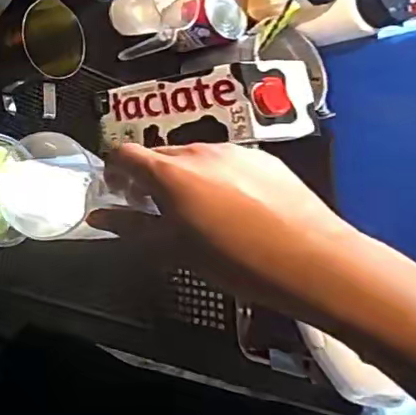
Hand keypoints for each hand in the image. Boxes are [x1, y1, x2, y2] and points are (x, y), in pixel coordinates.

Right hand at [89, 142, 370, 325]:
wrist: (315, 262)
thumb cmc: (241, 261)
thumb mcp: (174, 249)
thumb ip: (130, 227)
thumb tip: (100, 218)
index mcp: (170, 173)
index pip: (124, 154)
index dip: (114, 172)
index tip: (118, 191)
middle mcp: (199, 152)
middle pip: (158, 156)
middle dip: (149, 178)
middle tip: (154, 209)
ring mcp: (234, 152)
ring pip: (192, 158)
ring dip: (184, 179)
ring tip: (198, 214)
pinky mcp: (263, 159)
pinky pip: (226, 162)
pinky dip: (217, 179)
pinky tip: (233, 210)